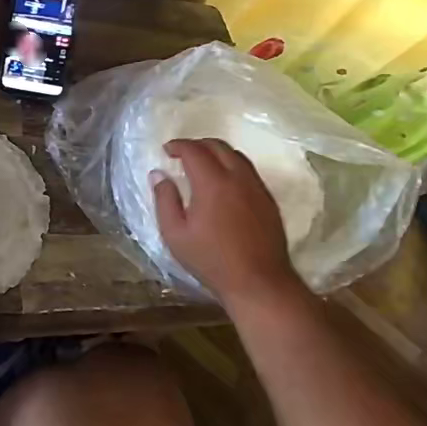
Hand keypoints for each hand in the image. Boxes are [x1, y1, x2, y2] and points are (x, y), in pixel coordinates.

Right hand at [151, 138, 307, 313]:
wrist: (258, 281)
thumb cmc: (212, 260)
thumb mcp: (176, 235)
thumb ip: (165, 200)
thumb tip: (158, 175)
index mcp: (213, 182)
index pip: (194, 150)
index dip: (178, 145)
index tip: (167, 150)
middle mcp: (238, 177)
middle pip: (218, 146)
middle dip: (198, 144)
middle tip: (183, 154)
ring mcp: (257, 186)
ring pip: (237, 155)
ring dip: (217, 152)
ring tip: (203, 164)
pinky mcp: (268, 198)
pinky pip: (249, 170)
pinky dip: (233, 165)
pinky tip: (225, 182)